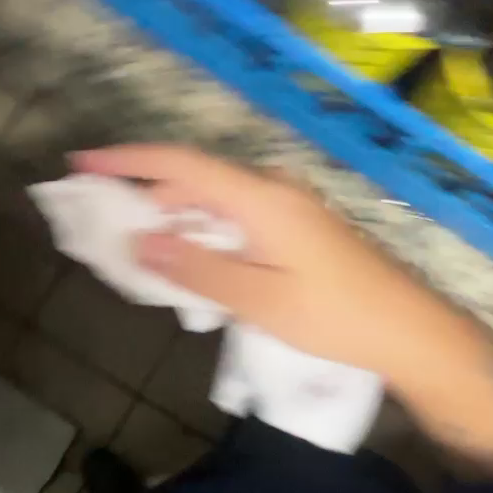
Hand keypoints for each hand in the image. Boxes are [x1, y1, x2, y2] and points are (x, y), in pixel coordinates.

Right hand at [71, 144, 468, 386]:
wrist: (410, 331)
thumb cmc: (335, 317)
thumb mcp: (258, 300)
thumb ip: (197, 269)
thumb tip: (139, 243)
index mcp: (260, 198)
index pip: (181, 165)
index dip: (128, 160)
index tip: (82, 164)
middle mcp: (273, 190)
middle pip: (196, 181)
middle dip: (147, 199)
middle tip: (108, 230)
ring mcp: (289, 206)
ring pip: (216, 202)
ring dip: (177, 222)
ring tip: (144, 256)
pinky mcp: (298, 227)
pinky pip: (237, 219)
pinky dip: (206, 235)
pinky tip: (194, 266)